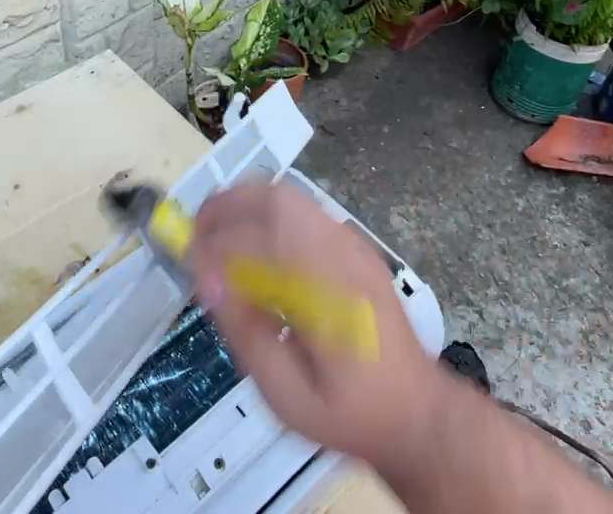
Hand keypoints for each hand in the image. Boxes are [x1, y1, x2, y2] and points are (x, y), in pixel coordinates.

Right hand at [188, 182, 442, 468]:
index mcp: (328, 290)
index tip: (194, 271)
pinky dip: (267, 217)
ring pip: (290, 198)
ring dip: (245, 207)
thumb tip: (210, 287)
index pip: (260, 241)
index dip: (217, 249)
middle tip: (195, 233)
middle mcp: (342, 254)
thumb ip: (247, 337)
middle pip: (277, 199)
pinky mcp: (355, 249)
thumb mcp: (289, 396)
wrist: (419, 413)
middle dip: (227, 206)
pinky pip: (304, 214)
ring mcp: (353, 246)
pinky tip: (253, 250)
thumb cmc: (353, 413)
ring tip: (216, 237)